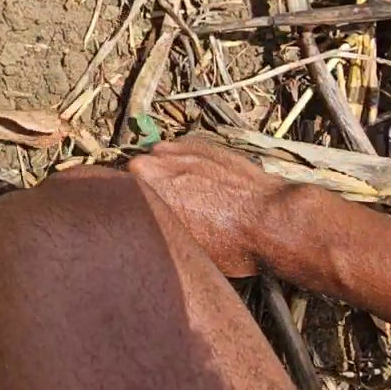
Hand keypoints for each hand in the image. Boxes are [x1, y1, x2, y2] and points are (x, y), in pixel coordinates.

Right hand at [127, 136, 304, 278]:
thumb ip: (153, 227)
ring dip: (166, 174)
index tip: (136, 220)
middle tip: (164, 210)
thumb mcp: (180, 248)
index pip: (117, 192)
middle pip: (137, 174)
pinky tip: (204, 185)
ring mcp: (178, 147)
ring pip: (160, 161)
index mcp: (140, 184)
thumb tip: (142, 230)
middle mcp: (153, 159)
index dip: (127, 208)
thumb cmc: (228, 243)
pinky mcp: (201, 142)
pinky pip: (182, 154)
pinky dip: (187, 166)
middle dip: (145, 188)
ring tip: (188, 197)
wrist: (273, 218)